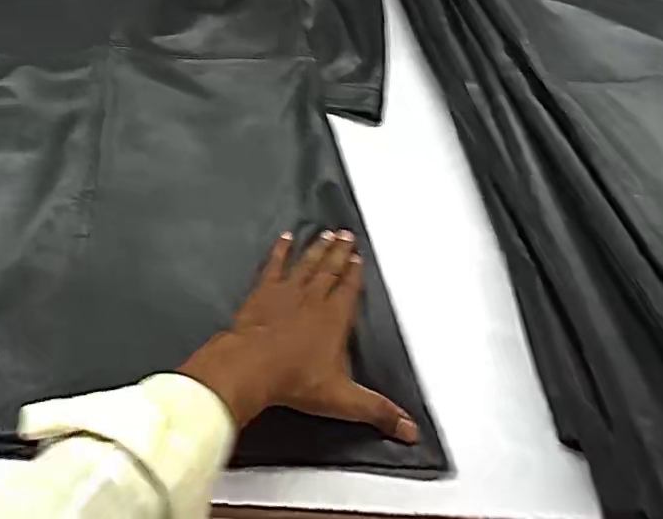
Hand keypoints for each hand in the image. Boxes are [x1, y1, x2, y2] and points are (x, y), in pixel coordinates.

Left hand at [177, 230, 418, 442]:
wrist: (253, 364)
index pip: (349, 290)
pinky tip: (285, 238)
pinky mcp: (264, 290)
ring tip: (326, 232)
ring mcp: (287, 290)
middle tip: (346, 234)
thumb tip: (409, 430)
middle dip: (340, 251)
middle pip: (330, 269)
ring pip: (307, 262)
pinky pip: (275, 264)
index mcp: (334, 319)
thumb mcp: (343, 400)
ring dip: (317, 247)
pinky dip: (281, 250)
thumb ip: (377, 410)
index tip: (358, 257)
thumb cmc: (295, 380)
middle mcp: (313, 298)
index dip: (355, 273)